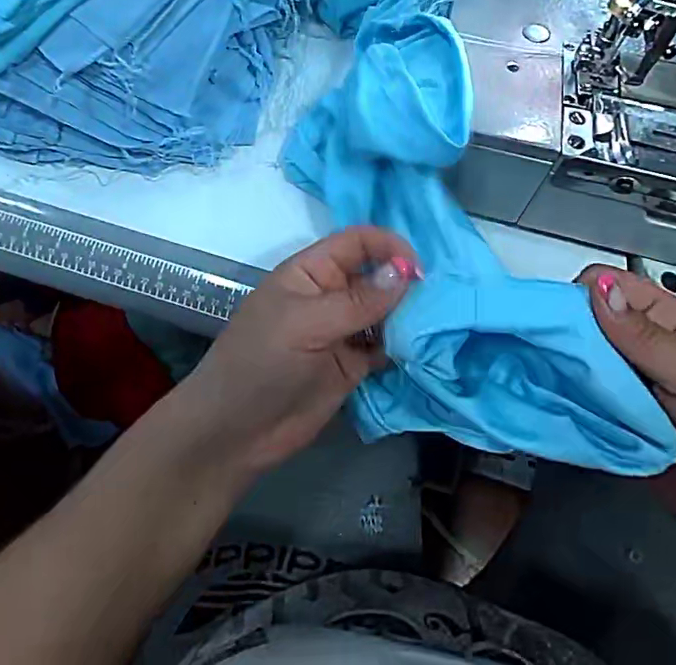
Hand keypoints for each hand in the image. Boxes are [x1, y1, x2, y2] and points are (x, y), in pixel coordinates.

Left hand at [170, 227, 420, 476]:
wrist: (235, 434)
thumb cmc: (261, 363)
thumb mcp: (306, 324)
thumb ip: (358, 300)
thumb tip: (406, 272)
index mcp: (313, 271)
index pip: (358, 242)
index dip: (389, 247)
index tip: (419, 270)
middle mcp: (331, 294)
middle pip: (378, 274)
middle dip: (406, 282)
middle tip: (440, 301)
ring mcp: (343, 330)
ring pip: (387, 311)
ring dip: (410, 315)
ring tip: (440, 324)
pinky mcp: (353, 364)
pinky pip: (387, 346)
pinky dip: (405, 346)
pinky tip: (426, 349)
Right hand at [582, 267, 675, 664]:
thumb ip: (647, 336)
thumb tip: (598, 288)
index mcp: (668, 321)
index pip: (610, 286)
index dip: (580, 294)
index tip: (557, 317)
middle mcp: (640, 347)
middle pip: (584, 323)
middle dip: (562, 333)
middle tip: (543, 353)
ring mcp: (624, 386)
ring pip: (576, 362)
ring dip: (560, 369)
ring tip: (539, 380)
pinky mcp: (613, 421)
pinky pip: (578, 402)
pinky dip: (564, 402)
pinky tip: (550, 405)